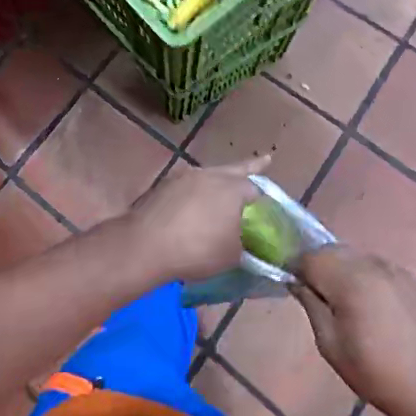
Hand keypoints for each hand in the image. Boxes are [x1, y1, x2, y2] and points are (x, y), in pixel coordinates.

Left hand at [123, 155, 269, 282]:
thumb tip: (247, 242)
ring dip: (220, 180)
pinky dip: (197, 191)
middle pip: (235, 170)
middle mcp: (211, 174)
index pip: (258, 189)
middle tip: (265, 160)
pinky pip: (189, 184)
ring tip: (226, 184)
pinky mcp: (164, 184)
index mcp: (233, 189)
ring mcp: (185, 176)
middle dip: (250, 167)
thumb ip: (246, 245)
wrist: (146, 245)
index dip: (266, 199)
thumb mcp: (232, 255)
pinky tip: (196, 200)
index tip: (269, 206)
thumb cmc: (197, 250)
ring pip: (210, 174)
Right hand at [292, 247, 415, 415]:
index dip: (297, 269)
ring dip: (342, 270)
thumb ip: (312, 305)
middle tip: (317, 296)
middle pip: (333, 251)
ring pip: (356, 257)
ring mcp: (397, 270)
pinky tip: (371, 307)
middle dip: (319, 266)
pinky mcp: (414, 281)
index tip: (294, 287)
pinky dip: (365, 277)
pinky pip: (377, 267)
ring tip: (345, 304)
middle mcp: (373, 264)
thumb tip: (298, 283)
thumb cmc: (376, 373)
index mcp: (350, 279)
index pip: (311, 257)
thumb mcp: (330, 344)